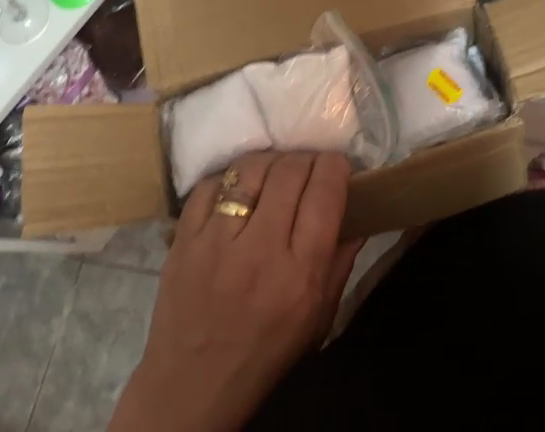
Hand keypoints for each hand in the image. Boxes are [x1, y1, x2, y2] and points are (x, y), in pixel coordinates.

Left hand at [110, 152, 360, 431]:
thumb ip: (340, 262)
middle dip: (308, 159)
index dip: (336, 167)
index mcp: (299, 273)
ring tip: (277, 172)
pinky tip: (239, 188)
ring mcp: (216, 242)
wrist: (193, 384)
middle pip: (290, 172)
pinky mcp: (183, 239)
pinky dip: (230, 178)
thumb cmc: (266, 353)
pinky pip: (210, 185)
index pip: (324, 194)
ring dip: (271, 162)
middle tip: (311, 167)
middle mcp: (259, 250)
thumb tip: (361, 215)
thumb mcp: (319, 317)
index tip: (340, 166)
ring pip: (250, 170)